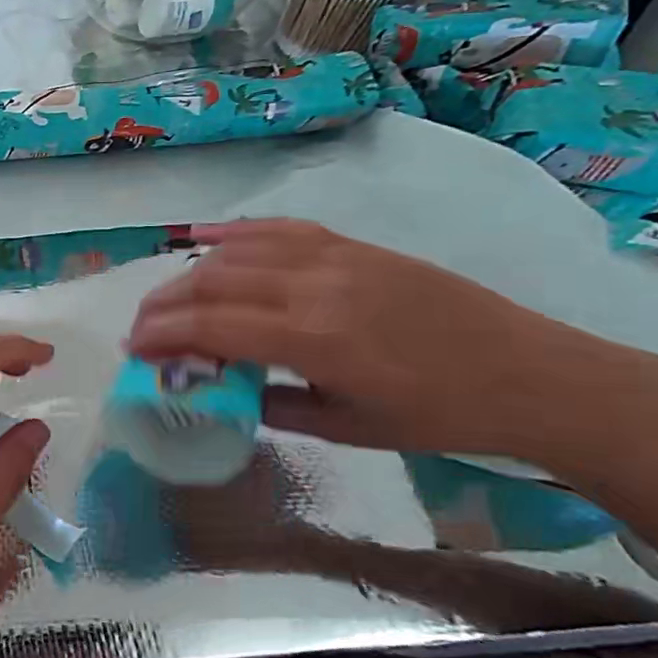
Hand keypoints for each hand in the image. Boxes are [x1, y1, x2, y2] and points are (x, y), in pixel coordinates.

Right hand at [126, 219, 629, 457]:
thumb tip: (230, 391)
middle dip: (164, 303)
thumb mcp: (348, 428)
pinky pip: (279, 229)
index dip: (162, 335)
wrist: (525, 372)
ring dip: (192, 271)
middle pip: (213, 281)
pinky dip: (235, 234)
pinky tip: (206, 240)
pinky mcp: (352, 245)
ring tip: (169, 296)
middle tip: (141, 328)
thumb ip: (276, 405)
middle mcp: (314, 286)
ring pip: (239, 251)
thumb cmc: (437, 415)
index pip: (211, 326)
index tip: (133, 350)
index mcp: (313, 339)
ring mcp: (335, 257)